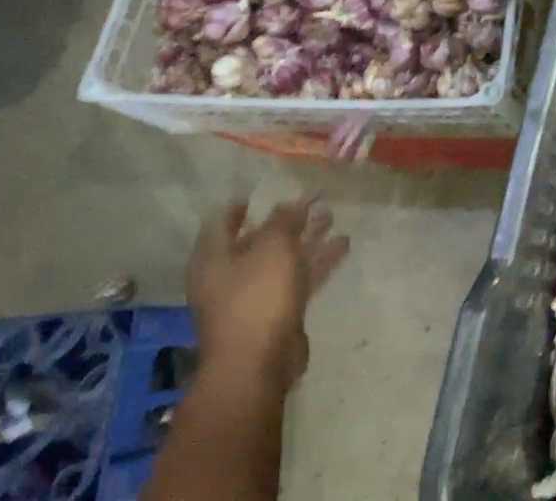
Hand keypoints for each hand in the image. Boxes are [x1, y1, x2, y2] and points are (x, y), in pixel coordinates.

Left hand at [186, 197, 350, 388]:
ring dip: (306, 239)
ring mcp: (253, 297)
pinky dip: (317, 263)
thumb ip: (284, 221)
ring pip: (282, 260)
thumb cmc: (256, 296)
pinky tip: (342, 246)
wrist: (258, 363)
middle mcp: (228, 276)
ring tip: (332, 217)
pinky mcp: (277, 313)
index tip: (260, 192)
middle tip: (310, 202)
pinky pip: (298, 279)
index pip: (221, 223)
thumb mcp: (273, 247)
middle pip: (257, 241)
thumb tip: (293, 202)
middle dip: (284, 222)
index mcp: (213, 259)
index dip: (240, 206)